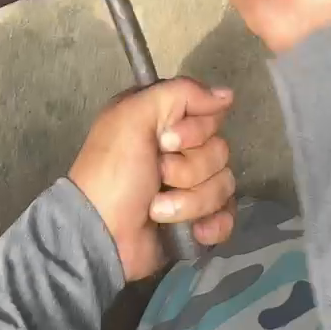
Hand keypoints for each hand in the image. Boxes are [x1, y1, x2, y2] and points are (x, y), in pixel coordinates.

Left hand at [68, 78, 237, 279]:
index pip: (209, 114)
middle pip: (219, 150)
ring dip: (190, 201)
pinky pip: (228, 215)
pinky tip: (195, 231)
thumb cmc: (113, 171)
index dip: (195, 130)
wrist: (102, 236)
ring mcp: (191, 186)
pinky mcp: (198, 219)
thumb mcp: (133, 116)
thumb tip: (227, 95)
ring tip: (158, 210)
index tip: (167, 140)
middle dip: (188, 169)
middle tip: (158, 175)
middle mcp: (180, 149)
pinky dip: (213, 224)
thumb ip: (179, 92)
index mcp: (164, 120)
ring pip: (223, 183)